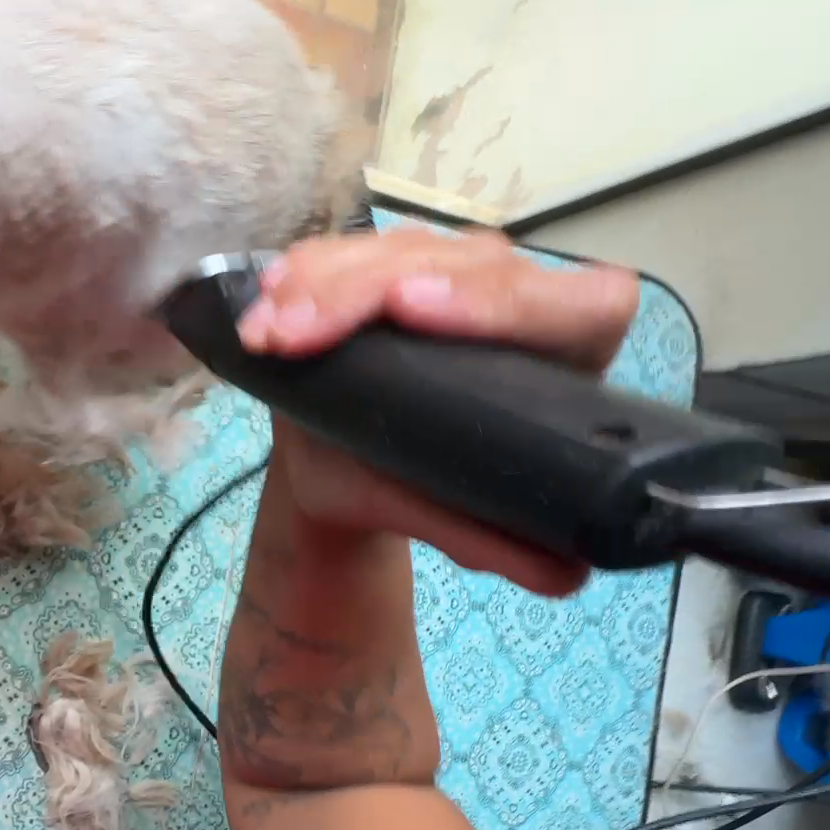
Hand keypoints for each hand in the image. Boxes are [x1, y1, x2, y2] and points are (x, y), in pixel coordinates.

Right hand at [235, 229, 640, 596]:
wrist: (337, 460)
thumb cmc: (392, 480)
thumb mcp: (427, 511)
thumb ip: (485, 536)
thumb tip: (563, 577)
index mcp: (554, 353)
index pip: (568, 304)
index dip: (497, 300)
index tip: (412, 314)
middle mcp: (505, 298)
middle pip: (457, 264)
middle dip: (360, 295)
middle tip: (290, 338)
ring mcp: (437, 271)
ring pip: (391, 252)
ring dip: (316, 286)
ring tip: (261, 332)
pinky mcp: (377, 263)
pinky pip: (342, 252)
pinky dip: (296, 276)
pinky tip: (262, 300)